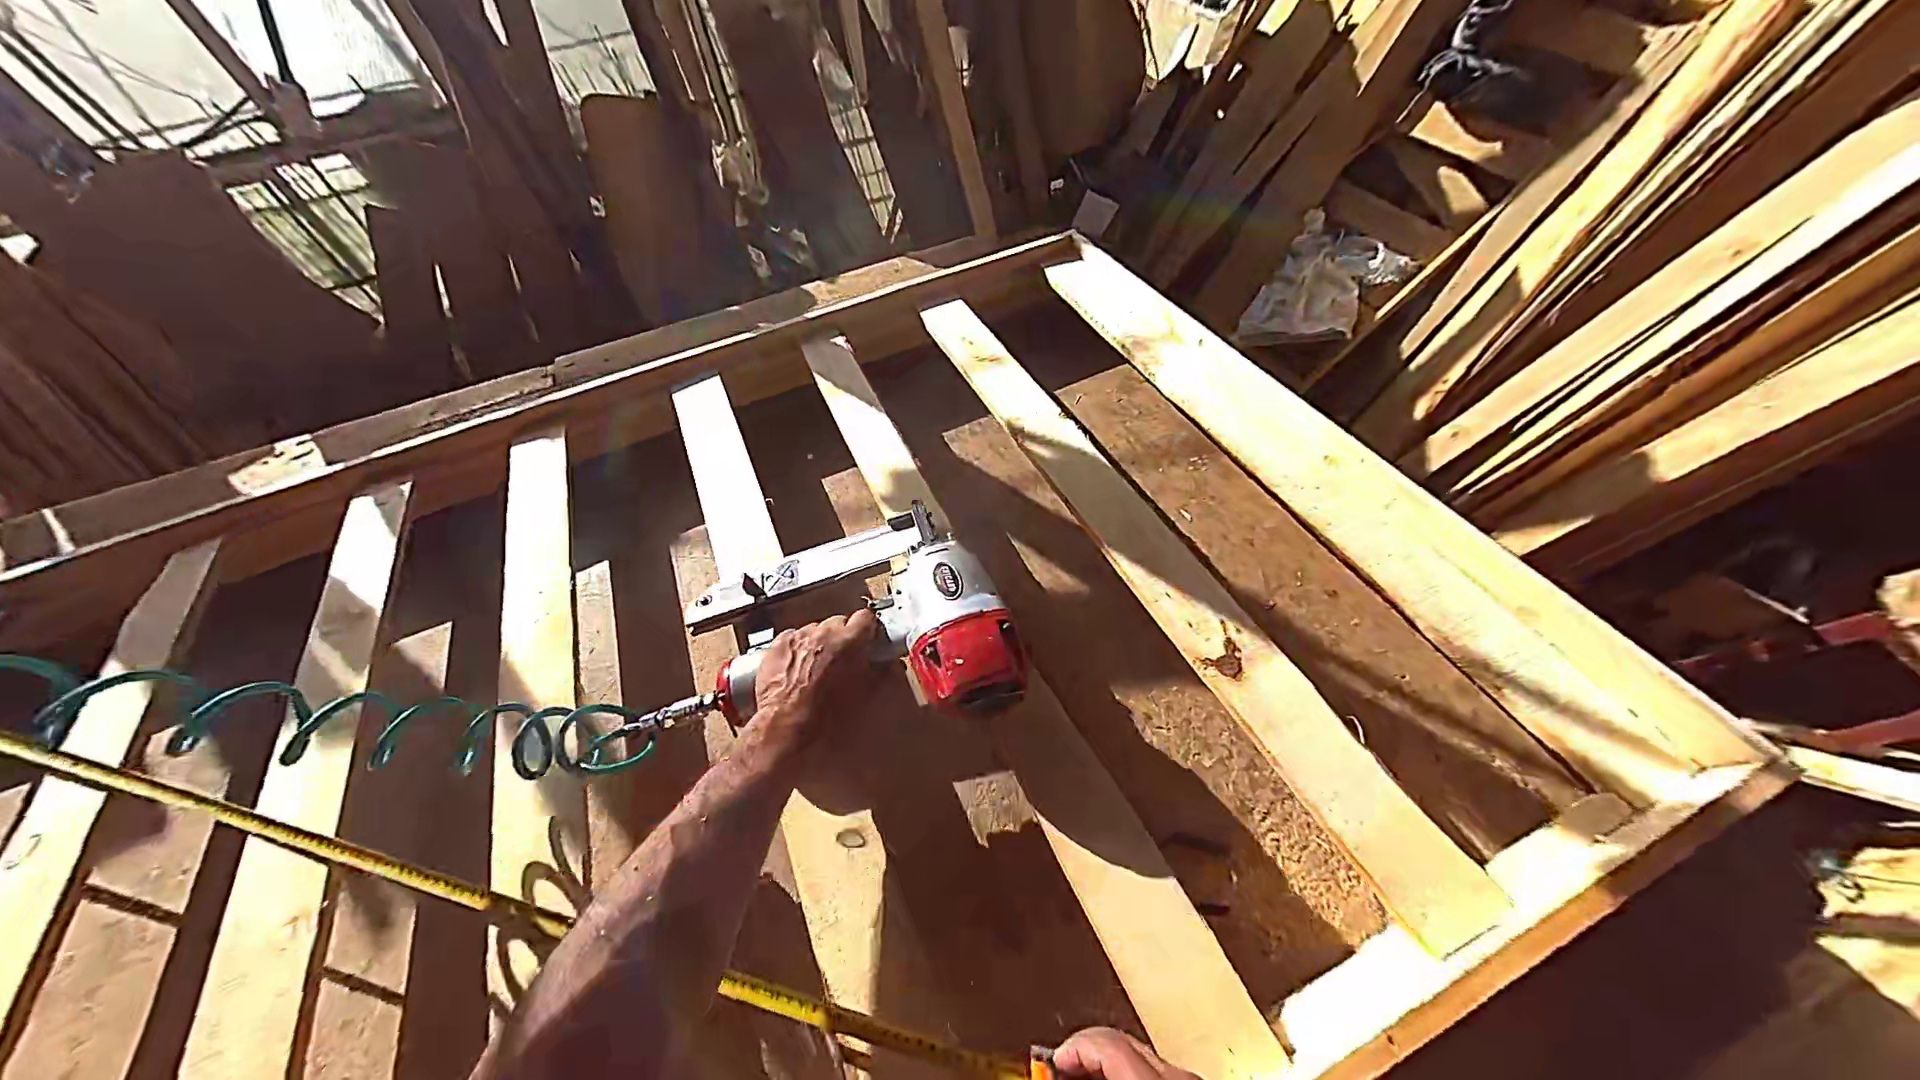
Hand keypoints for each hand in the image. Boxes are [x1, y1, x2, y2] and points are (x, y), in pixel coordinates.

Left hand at [741, 608, 880, 764]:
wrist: (788, 723)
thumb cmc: (824, 712)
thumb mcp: (864, 693)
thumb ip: (879, 671)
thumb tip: (885, 664)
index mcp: (850, 640)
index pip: (866, 617)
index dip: (867, 629)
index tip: (867, 637)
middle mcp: (824, 632)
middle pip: (839, 622)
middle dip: (843, 636)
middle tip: (843, 656)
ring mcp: (800, 636)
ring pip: (815, 629)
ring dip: (820, 642)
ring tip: (818, 665)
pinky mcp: (780, 643)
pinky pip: (794, 638)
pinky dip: (798, 648)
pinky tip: (798, 666)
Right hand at [1051, 1029, 1199, 1079]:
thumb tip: (1059, 1079)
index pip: (1107, 1042)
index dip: (1072, 1049)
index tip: (1052, 1065)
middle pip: (1122, 1043)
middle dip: (1086, 1057)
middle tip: (1062, 1074)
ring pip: (1139, 1058)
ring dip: (1106, 1068)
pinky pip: (1157, 1075)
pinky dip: (1128, 1078)